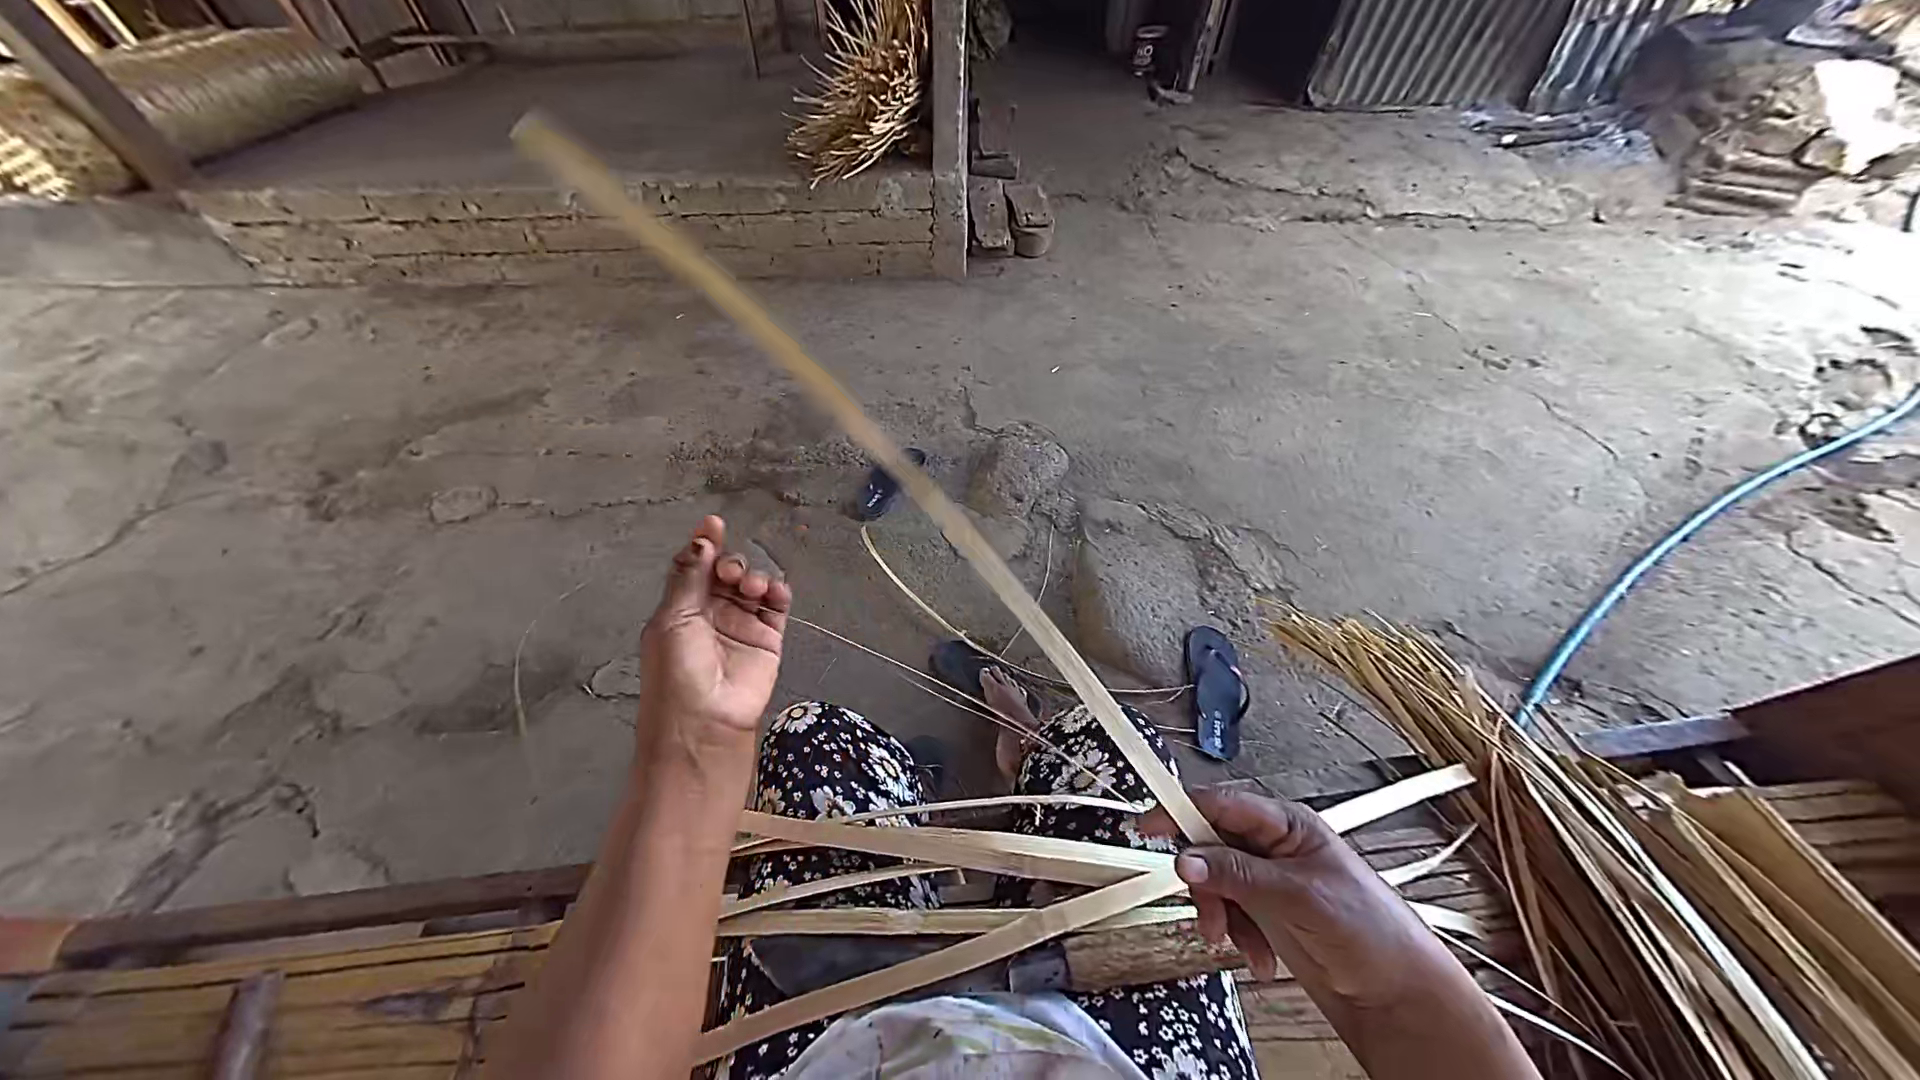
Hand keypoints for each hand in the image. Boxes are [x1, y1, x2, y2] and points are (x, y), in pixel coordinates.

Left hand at [636, 516, 790, 765]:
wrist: (705, 720)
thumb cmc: (677, 672)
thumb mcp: (674, 619)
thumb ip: (689, 576)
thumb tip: (701, 538)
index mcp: (682, 608)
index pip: (695, 567)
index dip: (705, 545)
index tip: (715, 523)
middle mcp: (712, 613)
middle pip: (726, 573)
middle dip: (731, 564)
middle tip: (731, 574)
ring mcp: (741, 625)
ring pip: (753, 586)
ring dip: (754, 577)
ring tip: (751, 587)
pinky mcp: (768, 638)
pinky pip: (776, 607)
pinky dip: (778, 593)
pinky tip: (774, 592)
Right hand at [1140, 788, 1442, 1005]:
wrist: (1403, 1000)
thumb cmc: (1373, 933)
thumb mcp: (1298, 896)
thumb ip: (1237, 874)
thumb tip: (1185, 858)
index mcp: (1285, 824)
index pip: (1219, 804)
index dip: (1180, 810)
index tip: (1148, 826)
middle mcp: (1272, 845)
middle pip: (1210, 843)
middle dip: (1203, 879)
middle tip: (1206, 909)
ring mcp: (1268, 878)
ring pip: (1213, 879)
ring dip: (1218, 912)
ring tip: (1236, 943)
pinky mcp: (1266, 909)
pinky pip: (1227, 909)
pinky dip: (1233, 932)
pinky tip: (1256, 956)